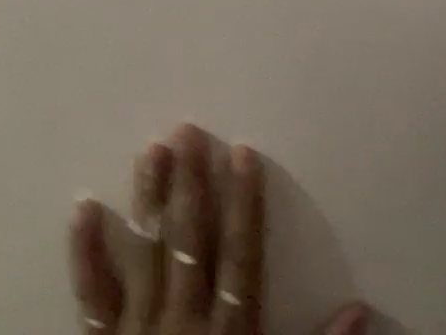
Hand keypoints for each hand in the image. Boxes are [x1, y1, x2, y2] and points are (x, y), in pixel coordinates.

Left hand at [68, 124, 370, 334]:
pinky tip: (83, 207)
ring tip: (151, 150)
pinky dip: (85, 252)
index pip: (240, 253)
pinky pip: (91, 296)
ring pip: (144, 253)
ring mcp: (139, 329)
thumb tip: (362, 310)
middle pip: (189, 241)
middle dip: (190, 184)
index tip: (242, 152)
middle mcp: (183, 319)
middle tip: (187, 130)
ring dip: (148, 200)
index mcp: (228, 330)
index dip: (244, 201)